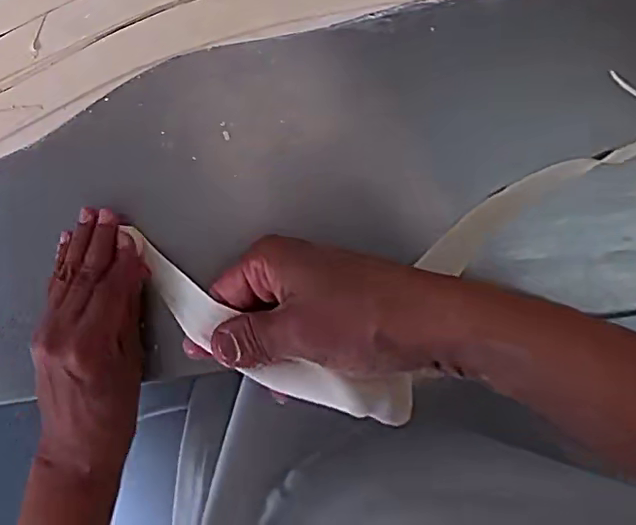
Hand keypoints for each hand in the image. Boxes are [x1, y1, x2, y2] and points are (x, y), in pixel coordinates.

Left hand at [29, 208, 146, 482]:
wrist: (74, 451)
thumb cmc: (111, 418)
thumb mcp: (131, 364)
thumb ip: (129, 312)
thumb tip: (134, 271)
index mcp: (89, 346)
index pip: (110, 289)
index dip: (124, 260)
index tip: (133, 237)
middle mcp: (62, 334)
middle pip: (85, 276)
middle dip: (100, 241)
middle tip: (110, 214)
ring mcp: (46, 331)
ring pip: (66, 276)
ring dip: (80, 243)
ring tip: (89, 217)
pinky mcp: (40, 331)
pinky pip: (53, 289)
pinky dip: (61, 262)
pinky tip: (67, 243)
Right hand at [185, 235, 476, 376]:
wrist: (432, 322)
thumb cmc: (372, 313)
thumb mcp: (296, 334)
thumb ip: (250, 339)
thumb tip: (219, 342)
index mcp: (270, 258)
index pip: (222, 291)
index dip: (212, 326)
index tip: (204, 353)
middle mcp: (289, 264)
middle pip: (249, 309)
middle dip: (252, 346)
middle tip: (261, 372)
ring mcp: (313, 283)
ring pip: (277, 324)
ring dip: (281, 355)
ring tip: (300, 377)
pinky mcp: (334, 302)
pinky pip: (302, 329)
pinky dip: (303, 353)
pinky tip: (317, 375)